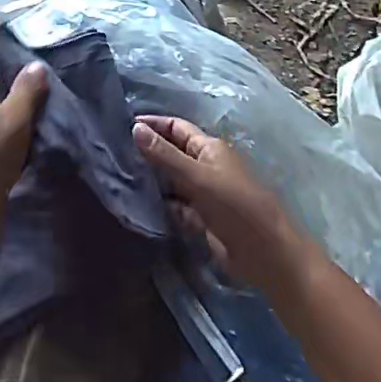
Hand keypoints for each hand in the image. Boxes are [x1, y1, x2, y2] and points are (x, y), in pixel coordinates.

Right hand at [132, 115, 298, 285]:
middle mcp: (206, 166)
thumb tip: (134, 128)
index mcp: (209, 148)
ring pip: (170, 180)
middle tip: (113, 153)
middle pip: (171, 153)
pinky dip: (160, 203)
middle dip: (146, 152)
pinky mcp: (201, 218)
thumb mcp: (197, 177)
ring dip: (150, 179)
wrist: (267, 256)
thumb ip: (164, 154)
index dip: (151, 125)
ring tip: (118, 176)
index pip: (175, 127)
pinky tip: (137, 203)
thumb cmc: (235, 207)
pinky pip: (175, 205)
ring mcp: (203, 193)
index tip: (122, 126)